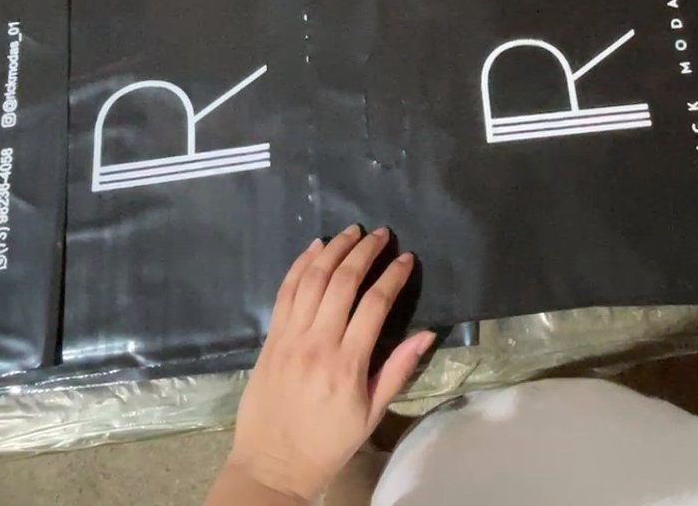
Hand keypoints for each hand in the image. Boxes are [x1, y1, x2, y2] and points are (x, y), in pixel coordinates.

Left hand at [220, 226, 435, 503]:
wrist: (270, 466)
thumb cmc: (327, 443)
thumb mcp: (371, 414)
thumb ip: (398, 369)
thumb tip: (427, 334)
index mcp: (347, 364)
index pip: (374, 305)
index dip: (393, 276)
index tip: (406, 258)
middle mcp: (317, 344)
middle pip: (342, 282)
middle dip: (364, 252)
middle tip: (380, 234)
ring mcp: (290, 338)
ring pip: (312, 280)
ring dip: (334, 249)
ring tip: (352, 232)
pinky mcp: (271, 338)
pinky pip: (285, 292)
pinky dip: (300, 264)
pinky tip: (315, 247)